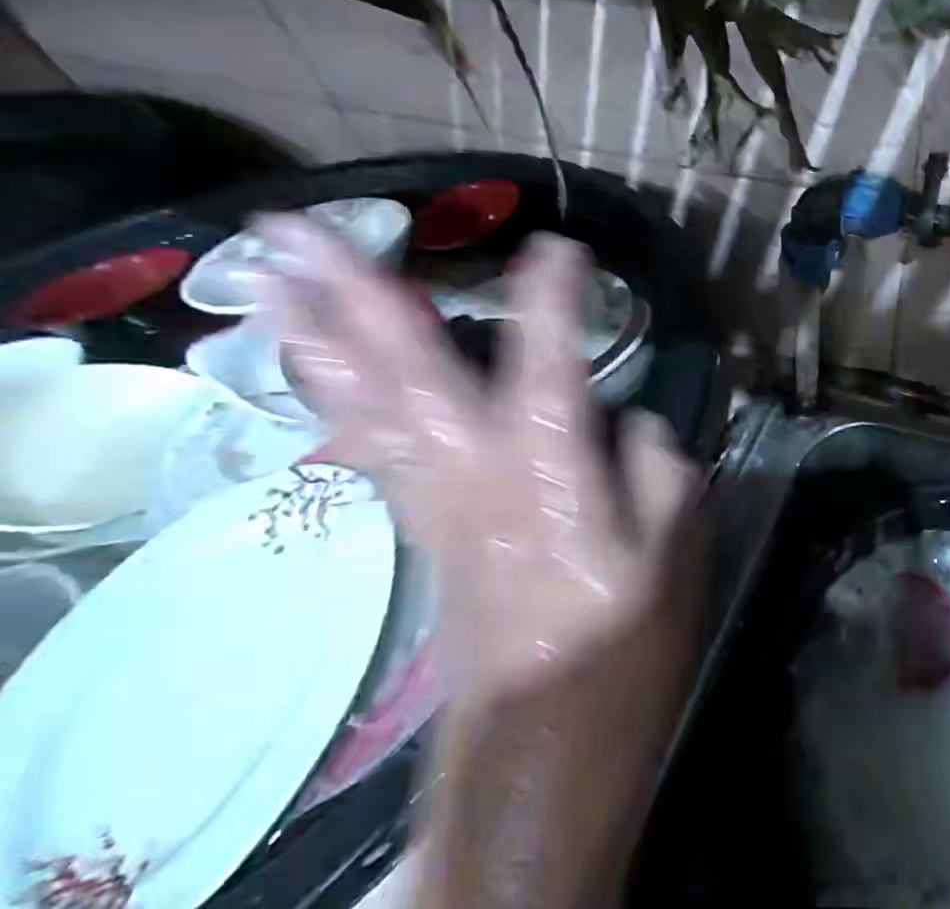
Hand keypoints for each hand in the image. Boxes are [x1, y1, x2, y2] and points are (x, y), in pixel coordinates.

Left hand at [255, 216, 702, 705]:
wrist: (553, 722)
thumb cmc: (627, 634)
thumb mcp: (677, 548)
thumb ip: (661, 469)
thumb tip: (635, 422)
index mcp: (552, 476)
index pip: (550, 368)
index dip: (551, 304)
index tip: (558, 249)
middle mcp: (478, 474)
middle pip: (409, 376)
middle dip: (352, 300)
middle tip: (292, 232)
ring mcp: (439, 501)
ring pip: (366, 408)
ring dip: (315, 341)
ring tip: (268, 281)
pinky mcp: (426, 527)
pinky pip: (369, 450)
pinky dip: (337, 402)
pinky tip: (315, 372)